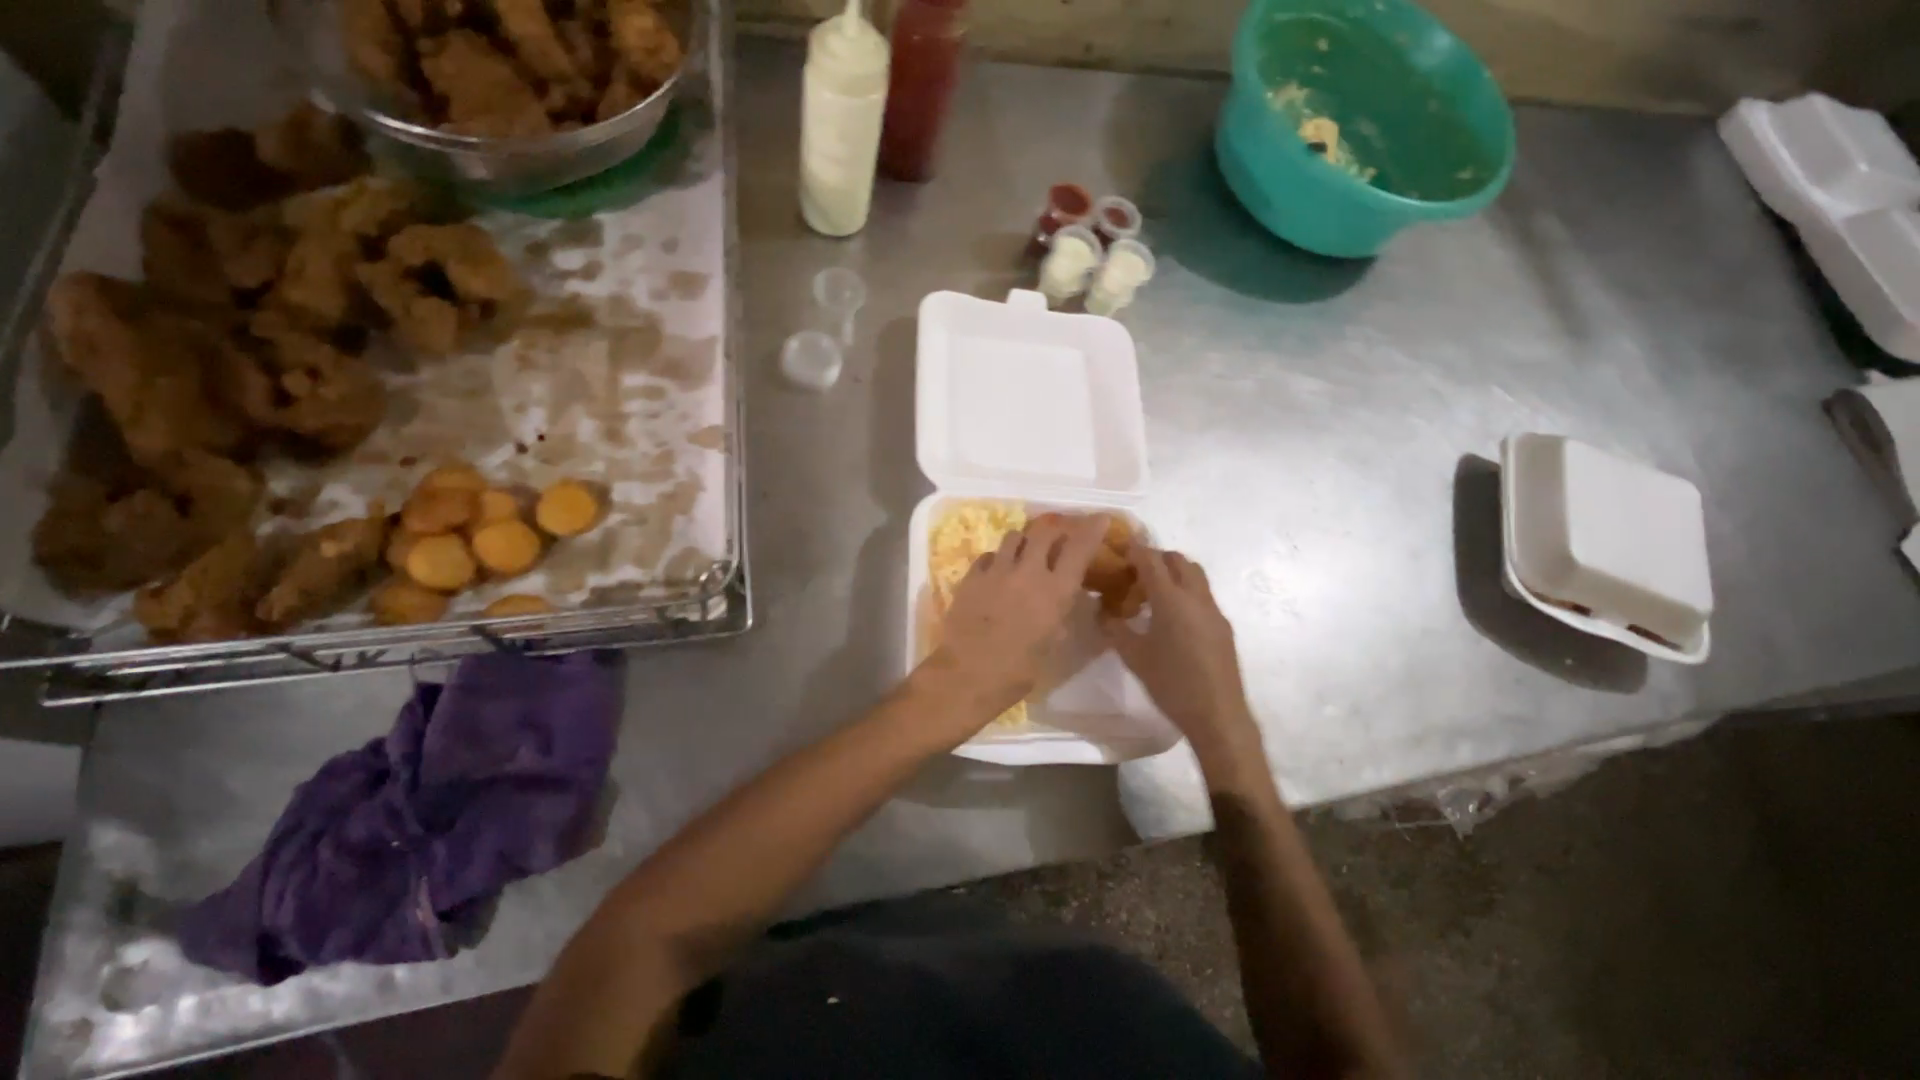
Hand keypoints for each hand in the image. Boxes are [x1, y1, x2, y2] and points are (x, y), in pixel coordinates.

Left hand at [918, 514, 1109, 730]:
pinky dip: (998, 559)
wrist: (968, 674)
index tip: (1099, 518)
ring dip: (1025, 540)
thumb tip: (1064, 598)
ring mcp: (997, 570)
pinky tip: (998, 572)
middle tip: (1059, 533)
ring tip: (1026, 552)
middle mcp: (1028, 572)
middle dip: (1055, 527)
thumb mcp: (1052, 644)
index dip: (1092, 529)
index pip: (1079, 548)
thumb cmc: (1018, 670)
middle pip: (1045, 530)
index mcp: (1055, 591)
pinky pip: (990, 555)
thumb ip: (1060, 613)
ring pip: (1014, 536)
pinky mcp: (971, 576)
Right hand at [1102, 547, 1262, 775]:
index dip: (1135, 550)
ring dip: (1174, 575)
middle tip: (1134, 574)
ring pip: (1195, 576)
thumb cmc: (1171, 684)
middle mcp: (1196, 597)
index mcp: (1172, 599)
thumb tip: (1101, 610)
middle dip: (1156, 559)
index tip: (1119, 548)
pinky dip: (1185, 594)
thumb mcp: (1134, 657)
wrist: (1218, 715)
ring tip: (1152, 596)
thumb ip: (1115, 629)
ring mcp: (1214, 611)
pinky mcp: (1223, 627)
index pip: (1151, 560)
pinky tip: (1171, 621)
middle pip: (1178, 560)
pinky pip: (1202, 597)